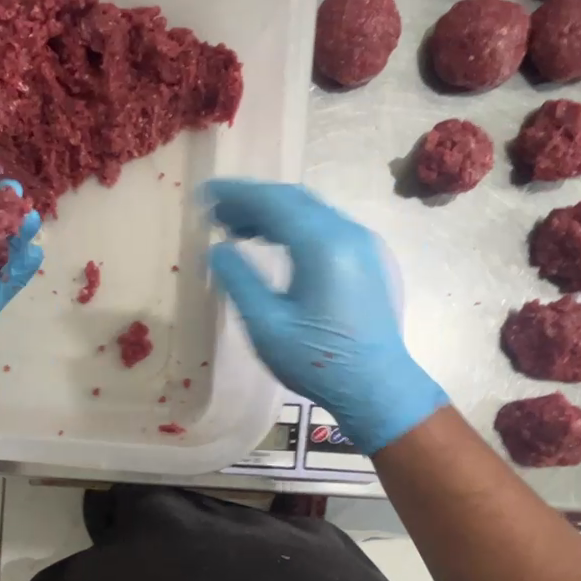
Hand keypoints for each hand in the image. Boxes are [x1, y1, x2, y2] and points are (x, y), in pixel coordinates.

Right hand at [203, 180, 446, 455]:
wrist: (376, 387)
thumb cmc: (317, 362)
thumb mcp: (267, 325)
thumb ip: (239, 281)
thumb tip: (216, 250)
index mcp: (321, 245)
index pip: (273, 202)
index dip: (236, 194)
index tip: (204, 194)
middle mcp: (345, 234)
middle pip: (293, 200)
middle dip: (252, 201)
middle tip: (215, 213)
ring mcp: (361, 245)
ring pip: (310, 213)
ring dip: (272, 214)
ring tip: (235, 229)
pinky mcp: (365, 261)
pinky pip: (324, 228)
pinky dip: (293, 227)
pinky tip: (272, 245)